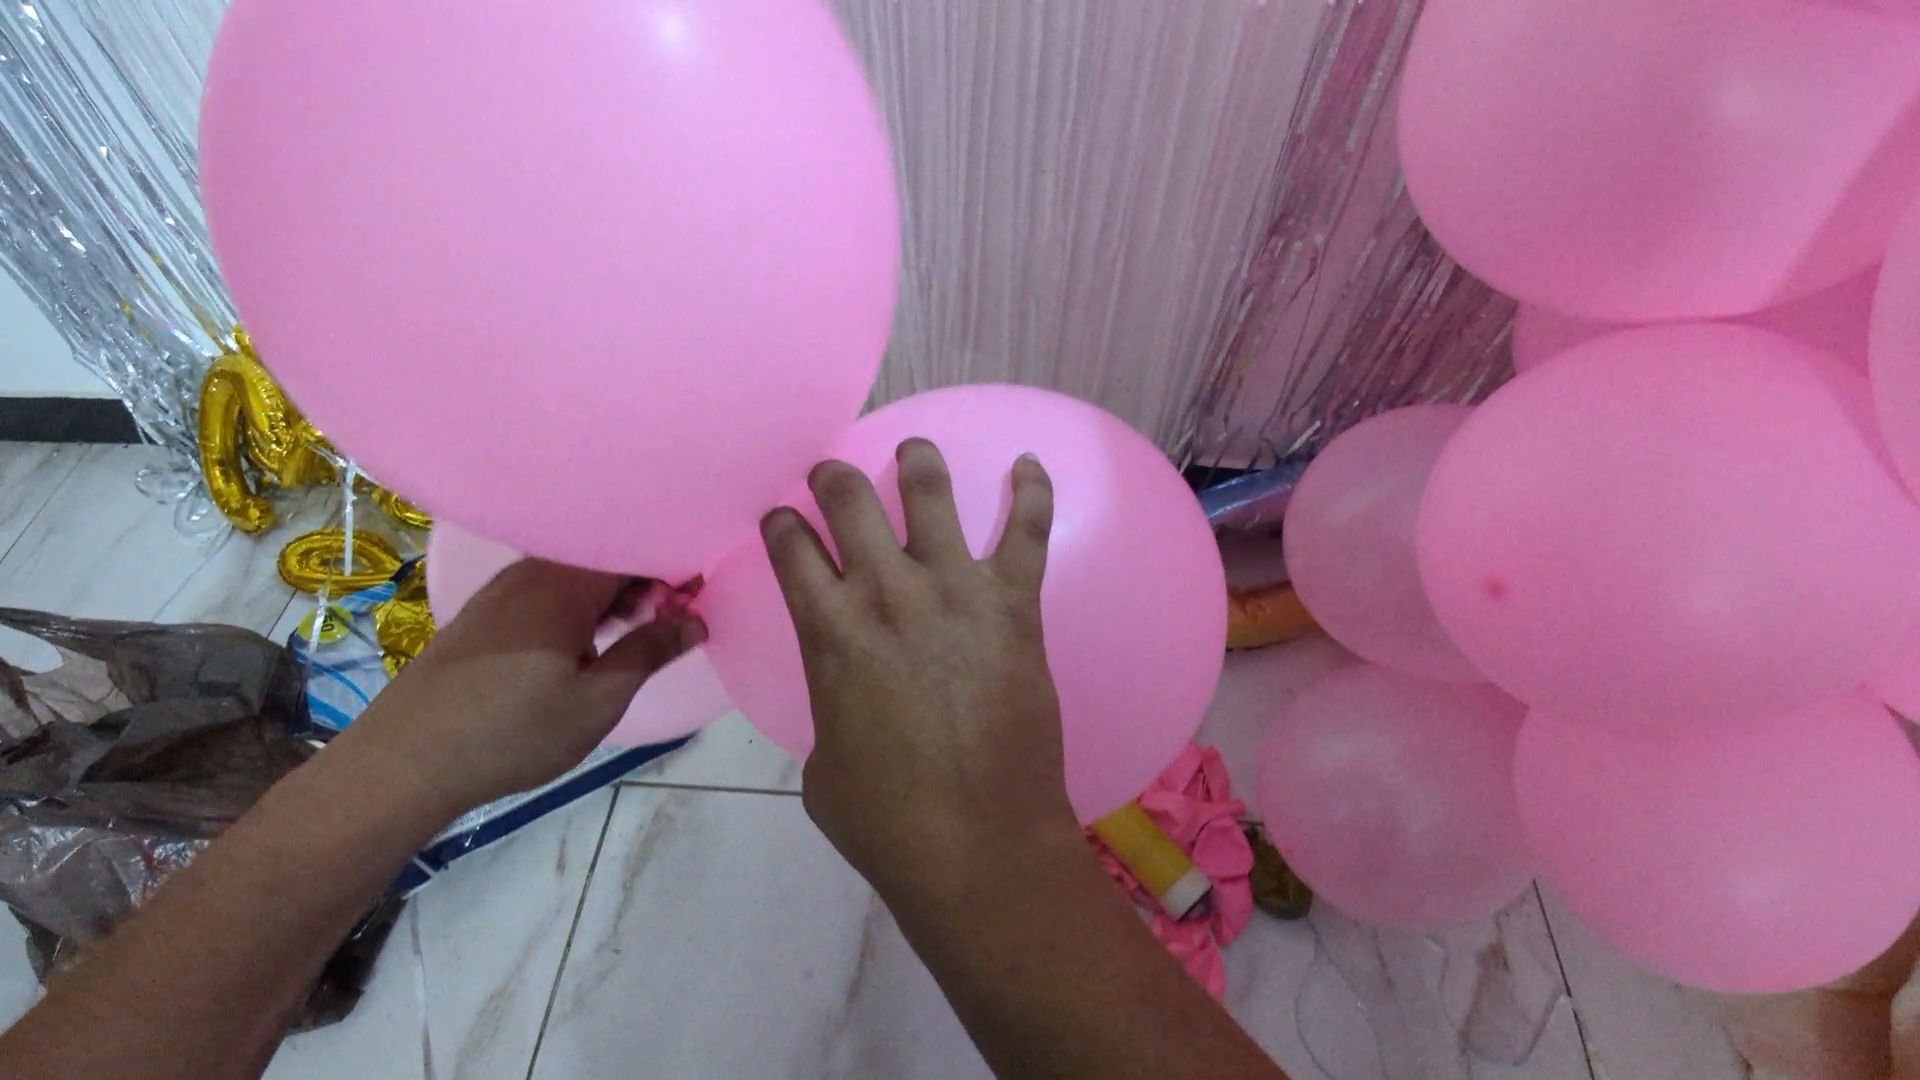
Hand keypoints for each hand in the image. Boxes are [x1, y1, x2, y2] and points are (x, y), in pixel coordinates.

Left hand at [346, 559, 706, 812]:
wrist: (402, 767)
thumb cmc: (512, 731)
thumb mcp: (598, 699)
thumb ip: (651, 651)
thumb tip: (696, 621)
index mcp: (562, 581)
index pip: (635, 549)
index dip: (675, 568)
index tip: (701, 598)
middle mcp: (530, 573)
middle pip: (607, 559)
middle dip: (649, 584)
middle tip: (674, 624)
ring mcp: (503, 594)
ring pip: (579, 578)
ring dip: (616, 600)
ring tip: (636, 638)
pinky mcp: (486, 618)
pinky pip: (551, 595)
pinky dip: (583, 611)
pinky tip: (589, 647)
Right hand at [763, 438, 1080, 906]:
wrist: (977, 843)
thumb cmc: (887, 818)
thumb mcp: (823, 763)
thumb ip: (830, 706)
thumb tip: (846, 695)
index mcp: (828, 631)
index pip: (789, 547)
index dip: (781, 523)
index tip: (783, 518)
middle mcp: (885, 593)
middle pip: (848, 499)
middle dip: (832, 476)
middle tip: (832, 474)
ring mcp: (953, 590)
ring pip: (928, 491)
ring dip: (915, 461)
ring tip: (913, 451)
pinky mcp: (1013, 604)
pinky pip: (1026, 529)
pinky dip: (1030, 491)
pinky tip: (1028, 465)